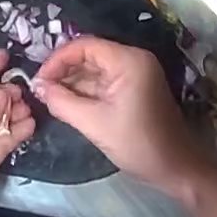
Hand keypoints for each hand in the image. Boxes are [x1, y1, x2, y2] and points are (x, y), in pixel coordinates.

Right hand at [32, 36, 210, 193]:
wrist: (179, 170)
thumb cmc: (140, 144)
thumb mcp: (95, 124)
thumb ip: (62, 102)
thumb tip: (37, 87)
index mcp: (128, 61)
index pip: (84, 46)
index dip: (58, 59)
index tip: (39, 79)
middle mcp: (131, 60)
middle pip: (88, 55)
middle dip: (62, 71)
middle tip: (40, 90)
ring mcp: (133, 74)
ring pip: (93, 69)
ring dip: (70, 82)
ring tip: (47, 97)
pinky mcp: (132, 88)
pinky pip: (102, 81)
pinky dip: (83, 91)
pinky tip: (65, 102)